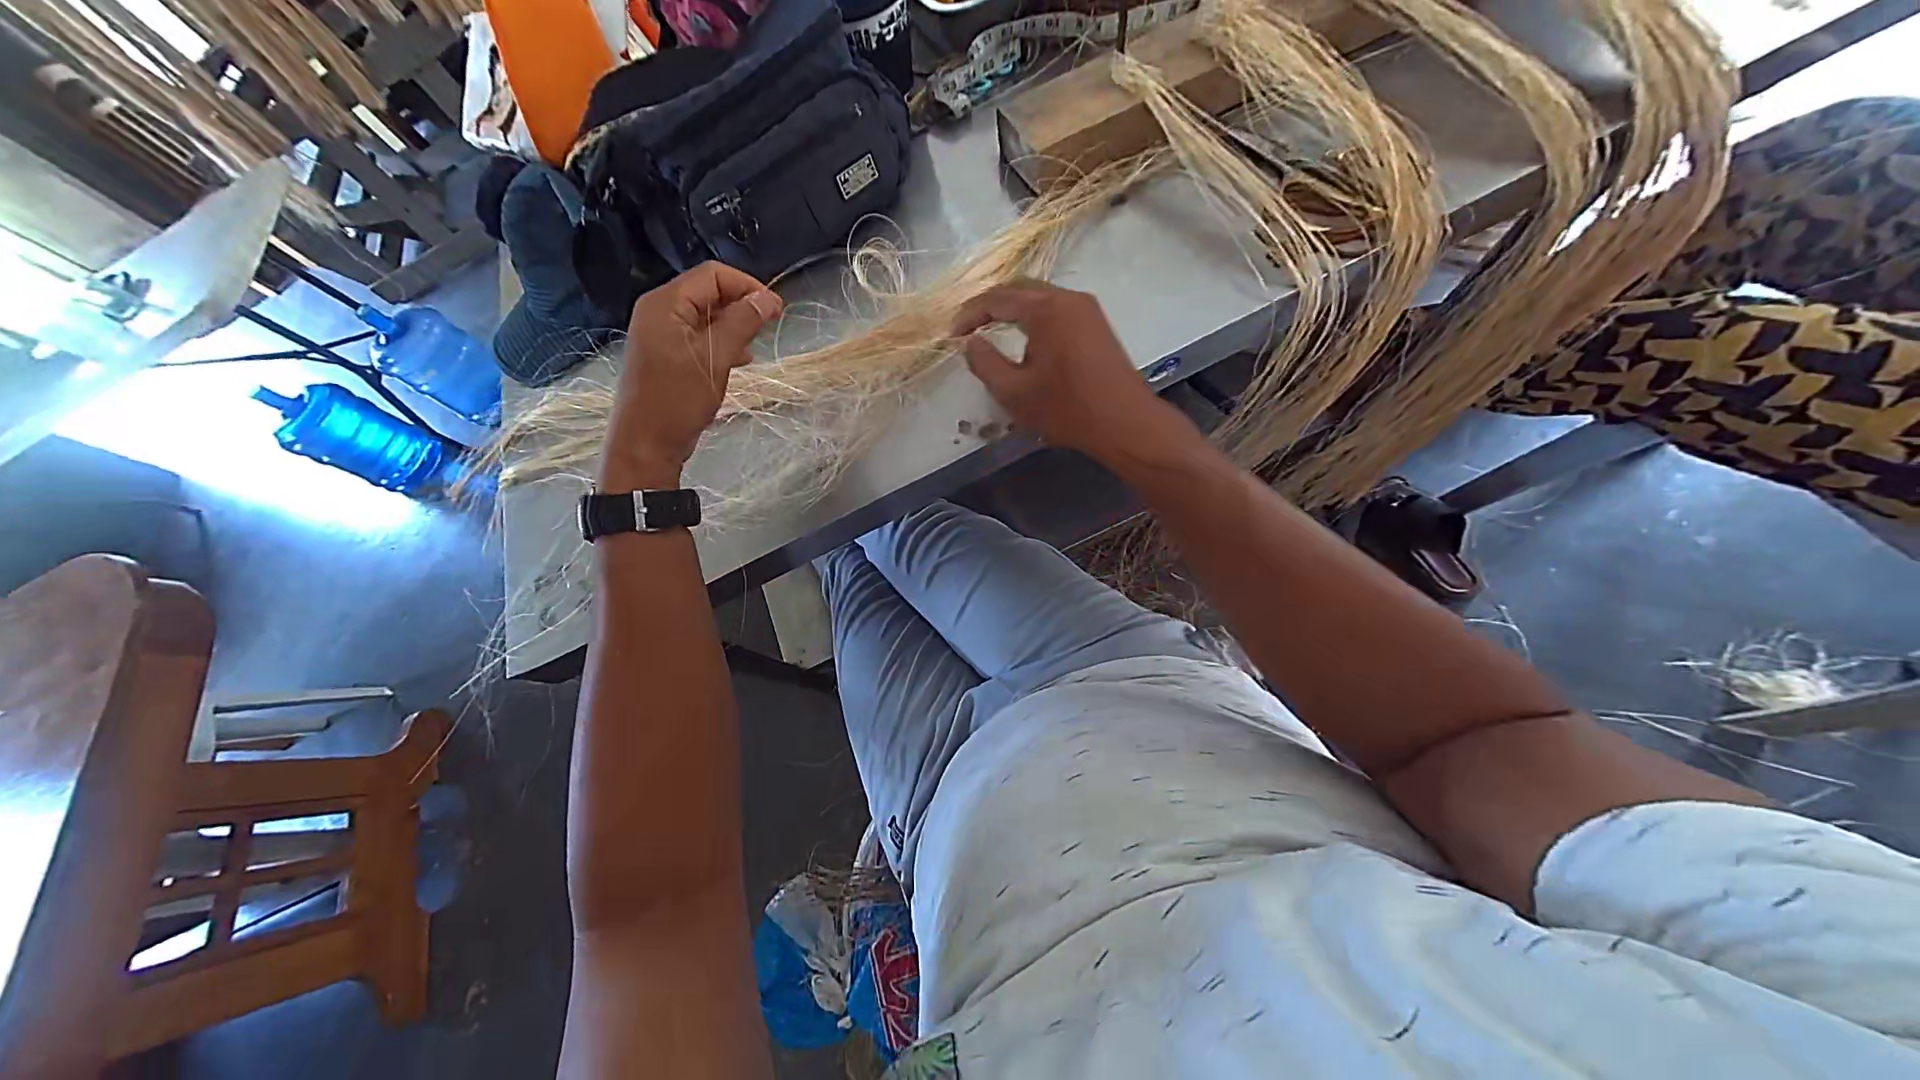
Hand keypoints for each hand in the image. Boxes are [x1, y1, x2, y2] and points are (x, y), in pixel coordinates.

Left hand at [603, 262, 781, 487]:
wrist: (646, 443)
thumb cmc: (678, 398)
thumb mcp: (716, 357)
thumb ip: (742, 322)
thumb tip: (768, 298)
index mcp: (666, 304)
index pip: (713, 275)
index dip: (748, 286)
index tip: (777, 309)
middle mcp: (660, 311)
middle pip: (708, 292)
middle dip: (742, 305)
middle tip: (770, 326)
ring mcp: (662, 334)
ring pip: (706, 315)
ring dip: (734, 325)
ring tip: (756, 345)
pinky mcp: (667, 354)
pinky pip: (699, 336)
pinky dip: (722, 341)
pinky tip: (739, 359)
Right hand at [951, 280, 1194, 463]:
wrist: (1125, 423)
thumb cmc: (1067, 409)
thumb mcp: (1014, 392)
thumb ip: (984, 363)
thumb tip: (970, 343)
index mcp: (1046, 308)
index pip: (997, 298)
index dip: (969, 314)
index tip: (951, 335)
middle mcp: (1068, 298)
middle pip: (1019, 288)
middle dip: (989, 305)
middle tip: (967, 327)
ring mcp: (1087, 309)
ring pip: (1040, 296)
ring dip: (1012, 310)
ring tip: (990, 331)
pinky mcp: (1096, 325)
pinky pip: (1056, 309)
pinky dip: (1033, 317)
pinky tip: (1023, 338)